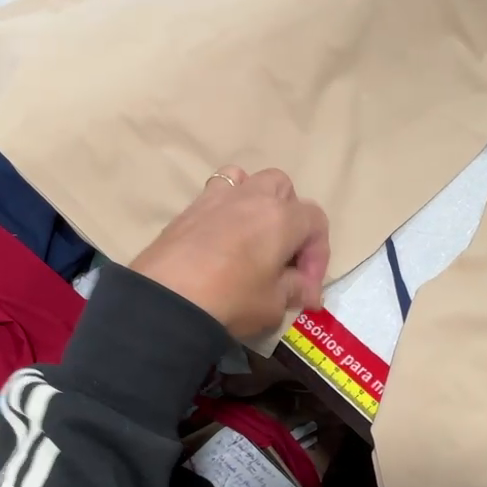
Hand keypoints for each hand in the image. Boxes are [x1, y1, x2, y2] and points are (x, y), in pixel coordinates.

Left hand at [130, 165, 330, 337]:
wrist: (168, 300)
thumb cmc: (232, 300)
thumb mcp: (274, 305)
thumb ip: (295, 290)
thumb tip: (305, 290)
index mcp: (282, 217)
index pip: (316, 222)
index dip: (318, 257)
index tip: (308, 290)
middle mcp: (252, 197)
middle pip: (284, 189)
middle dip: (292, 220)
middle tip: (285, 257)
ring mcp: (217, 197)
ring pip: (248, 180)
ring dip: (258, 204)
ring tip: (254, 238)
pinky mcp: (190, 208)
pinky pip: (217, 195)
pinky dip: (228, 211)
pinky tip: (223, 242)